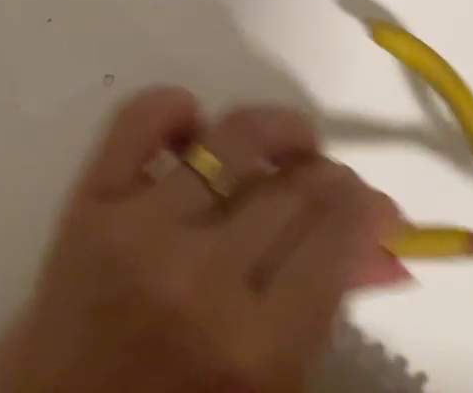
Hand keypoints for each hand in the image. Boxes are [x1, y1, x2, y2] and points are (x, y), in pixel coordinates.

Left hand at [0, 88, 406, 392]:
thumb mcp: (266, 384)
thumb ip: (322, 313)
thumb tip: (384, 245)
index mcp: (256, 347)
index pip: (335, 237)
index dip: (367, 208)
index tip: (372, 202)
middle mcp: (200, 278)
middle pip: (293, 188)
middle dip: (330, 176)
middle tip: (331, 182)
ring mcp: (138, 230)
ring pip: (231, 141)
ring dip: (277, 127)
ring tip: (291, 140)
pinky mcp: (88, 201)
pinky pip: (135, 120)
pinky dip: (173, 106)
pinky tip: (196, 123)